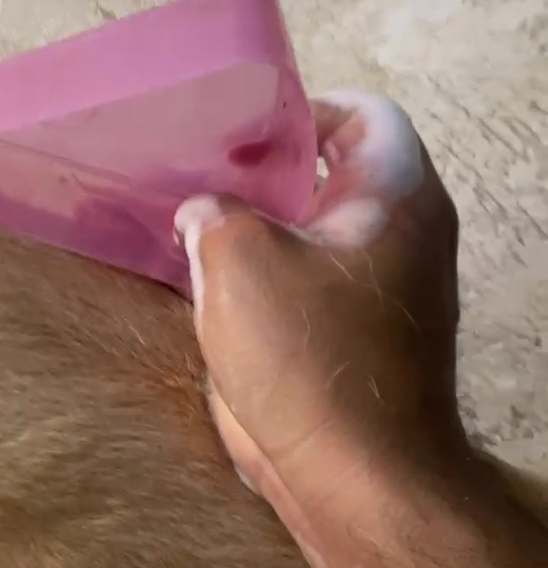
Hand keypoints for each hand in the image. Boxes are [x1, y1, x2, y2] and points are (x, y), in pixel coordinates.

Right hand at [174, 92, 465, 522]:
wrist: (343, 461)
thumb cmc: (302, 345)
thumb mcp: (238, 255)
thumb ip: (212, 210)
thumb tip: (202, 211)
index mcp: (392, 202)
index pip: (363, 117)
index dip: (299, 106)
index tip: (228, 122)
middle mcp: (387, 233)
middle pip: (324, 167)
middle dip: (255, 159)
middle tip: (185, 161)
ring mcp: (359, 280)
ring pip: (296, 218)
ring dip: (240, 210)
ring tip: (176, 206)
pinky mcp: (325, 319)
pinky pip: (281, 264)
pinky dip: (239, 253)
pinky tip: (188, 259)